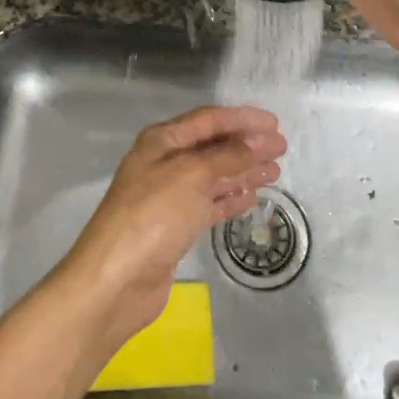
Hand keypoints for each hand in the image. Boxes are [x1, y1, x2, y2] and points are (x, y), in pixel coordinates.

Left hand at [55, 106, 285, 345]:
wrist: (117, 279)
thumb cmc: (152, 215)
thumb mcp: (192, 176)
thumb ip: (228, 156)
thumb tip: (259, 140)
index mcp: (161, 141)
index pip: (208, 120)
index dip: (242, 119)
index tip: (275, 124)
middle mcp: (164, 163)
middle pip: (212, 147)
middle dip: (246, 145)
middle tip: (281, 149)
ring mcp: (168, 197)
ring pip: (212, 176)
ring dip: (242, 171)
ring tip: (274, 172)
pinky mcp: (174, 227)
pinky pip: (207, 204)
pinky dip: (229, 199)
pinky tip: (250, 197)